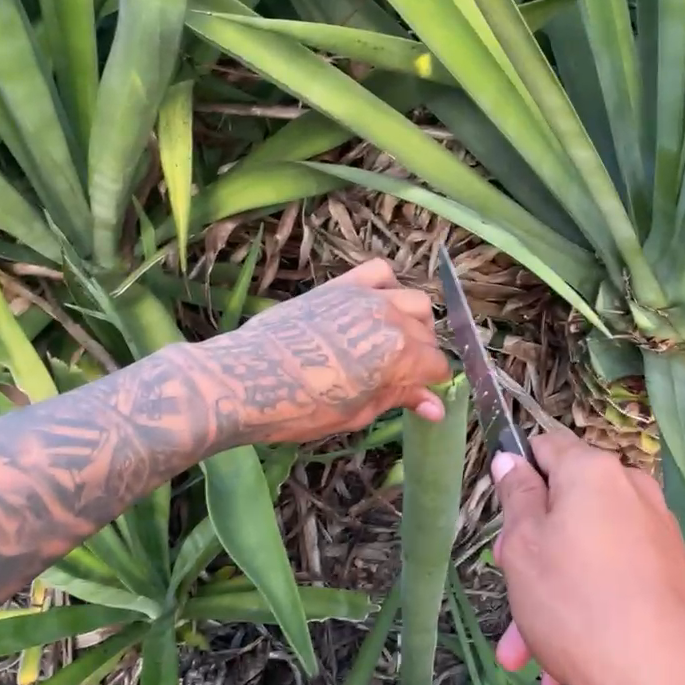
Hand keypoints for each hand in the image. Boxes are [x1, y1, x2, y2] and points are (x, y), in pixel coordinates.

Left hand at [197, 259, 450, 446]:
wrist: (246, 379)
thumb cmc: (302, 408)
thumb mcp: (358, 413)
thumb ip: (400, 399)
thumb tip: (436, 408)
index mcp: (401, 354)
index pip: (437, 365)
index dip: (431, 383)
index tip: (418, 393)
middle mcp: (391, 317)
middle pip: (428, 334)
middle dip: (421, 356)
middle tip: (399, 376)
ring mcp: (367, 296)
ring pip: (413, 300)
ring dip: (412, 320)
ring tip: (392, 341)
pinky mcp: (342, 284)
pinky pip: (380, 271)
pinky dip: (387, 285)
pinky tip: (375, 305)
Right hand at [490, 430, 684, 684]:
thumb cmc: (580, 607)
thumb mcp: (524, 548)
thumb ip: (515, 497)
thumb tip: (511, 458)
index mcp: (593, 470)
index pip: (544, 446)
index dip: (517, 479)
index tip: (504, 523)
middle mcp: (631, 490)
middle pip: (565, 508)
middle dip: (530, 553)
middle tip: (510, 595)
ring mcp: (657, 533)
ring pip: (587, 552)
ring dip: (552, 595)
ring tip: (528, 655)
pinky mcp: (673, 574)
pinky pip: (616, 579)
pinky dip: (589, 608)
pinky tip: (567, 667)